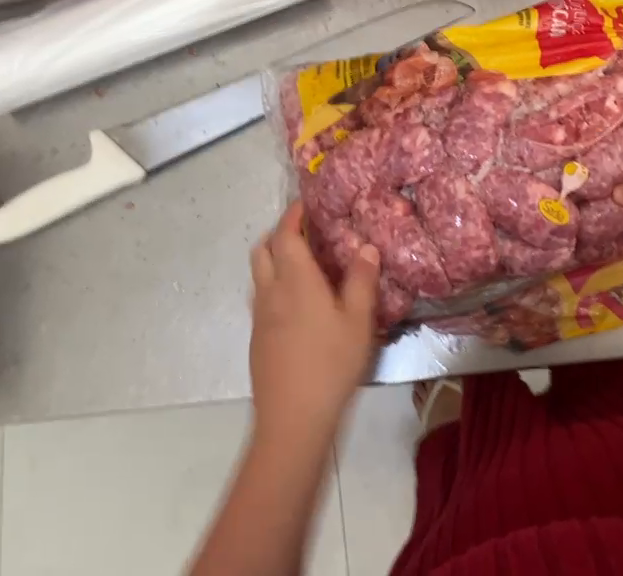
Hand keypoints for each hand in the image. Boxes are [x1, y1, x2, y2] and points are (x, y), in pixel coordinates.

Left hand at [249, 203, 380, 436]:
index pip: (285, 234)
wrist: (292, 417)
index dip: (292, 215)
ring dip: (273, 258)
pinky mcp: (256, 338)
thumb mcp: (358, 322)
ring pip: (258, 274)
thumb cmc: (331, 364)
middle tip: (303, 232)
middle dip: (278, 233)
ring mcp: (259, 316)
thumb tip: (366, 247)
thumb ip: (362, 281)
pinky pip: (260, 297)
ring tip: (301, 264)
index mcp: (295, 280)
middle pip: (262, 249)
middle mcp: (271, 291)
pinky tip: (296, 303)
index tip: (305, 205)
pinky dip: (273, 284)